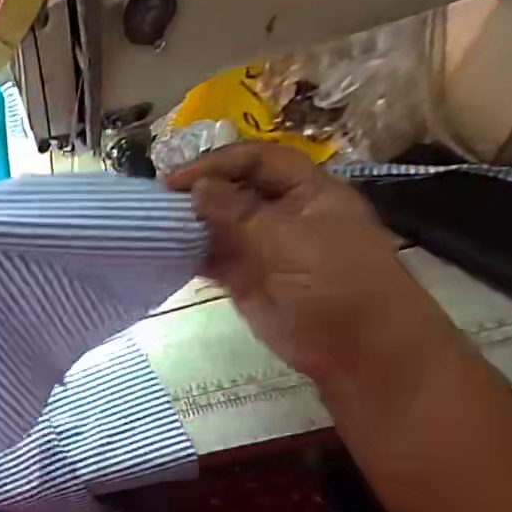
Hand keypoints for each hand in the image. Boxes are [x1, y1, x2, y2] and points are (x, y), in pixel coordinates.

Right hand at [166, 143, 404, 377]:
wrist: (356, 351)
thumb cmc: (337, 284)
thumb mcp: (291, 239)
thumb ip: (240, 213)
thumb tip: (197, 188)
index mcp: (307, 192)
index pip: (258, 161)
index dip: (220, 163)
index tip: (178, 180)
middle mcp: (282, 214)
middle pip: (235, 190)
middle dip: (199, 191)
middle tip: (157, 202)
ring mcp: (262, 248)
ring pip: (219, 225)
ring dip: (190, 224)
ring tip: (155, 225)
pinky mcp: (246, 280)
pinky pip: (213, 259)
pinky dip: (190, 255)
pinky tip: (165, 252)